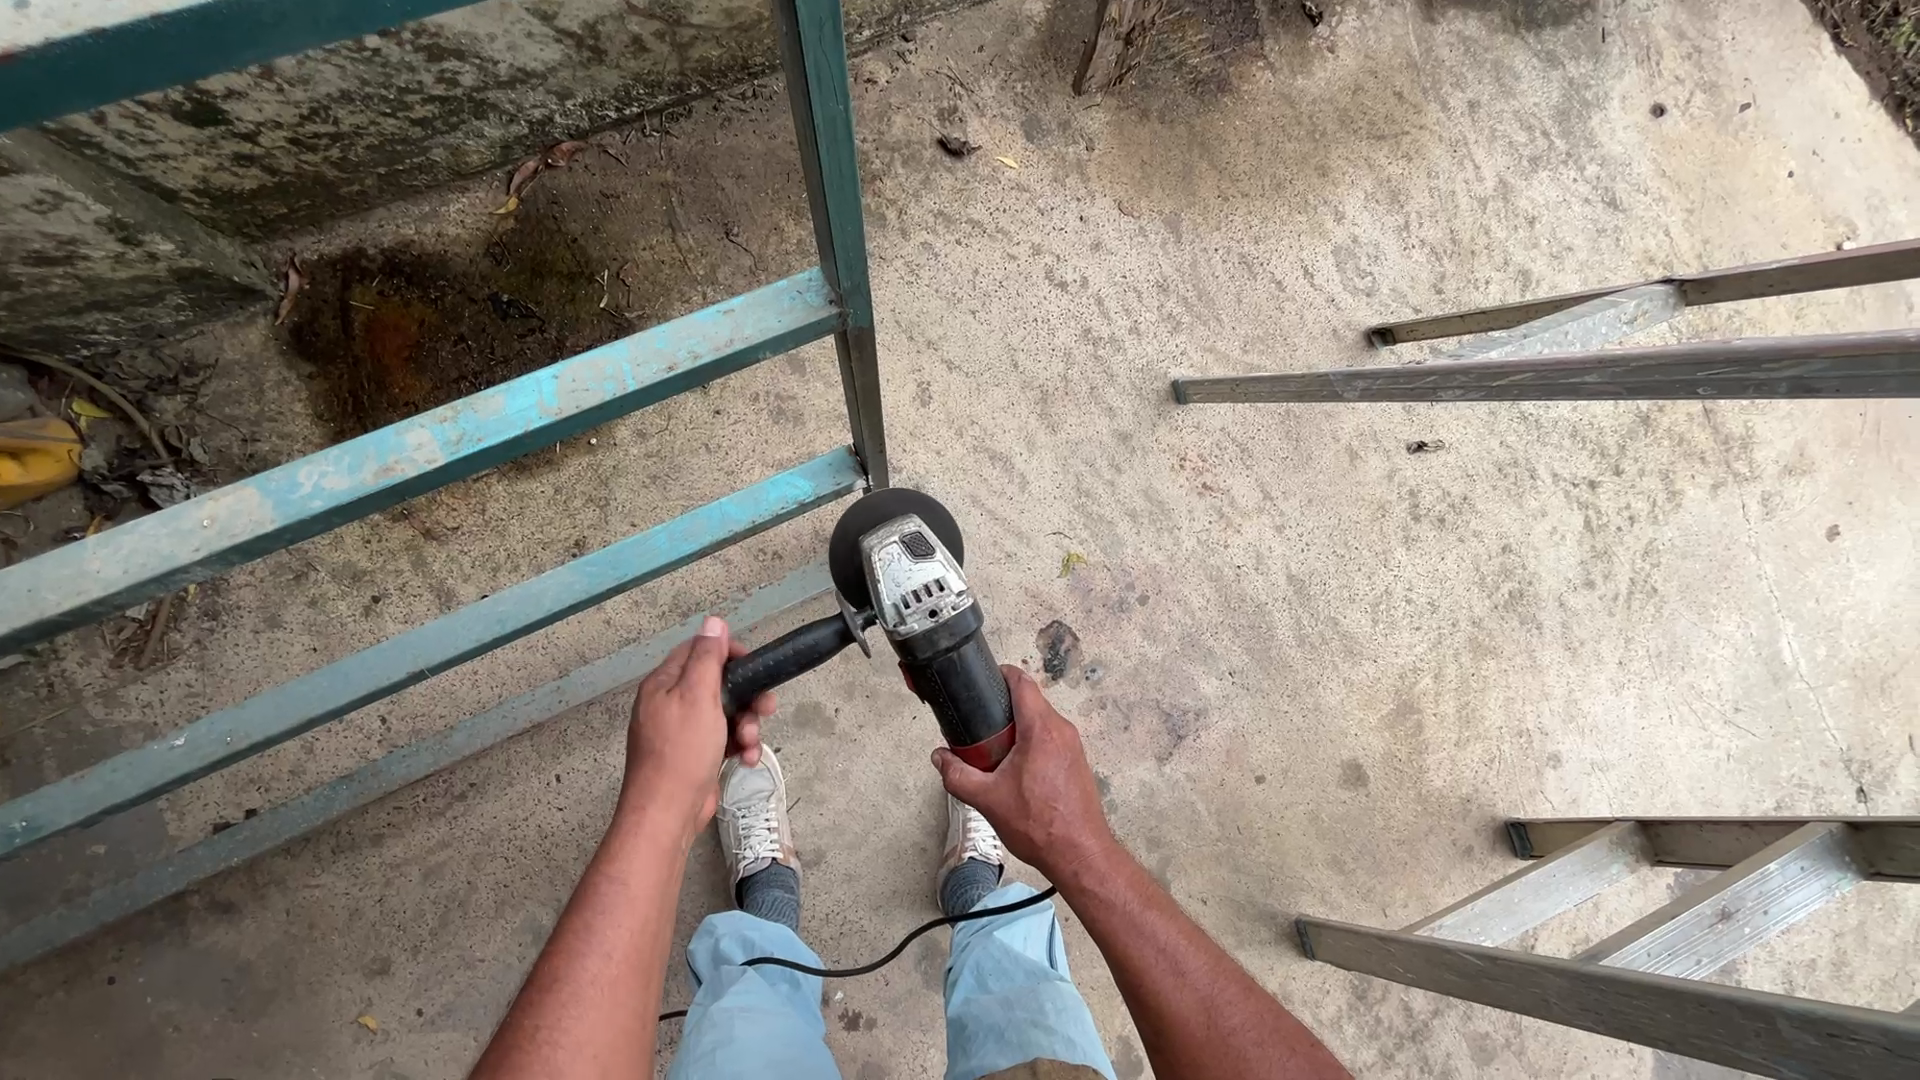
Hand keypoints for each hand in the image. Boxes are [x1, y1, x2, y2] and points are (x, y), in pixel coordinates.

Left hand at [621, 616, 776, 837]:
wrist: (668, 813)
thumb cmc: (682, 751)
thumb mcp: (698, 696)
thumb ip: (707, 657)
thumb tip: (713, 621)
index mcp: (665, 683)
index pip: (699, 650)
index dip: (729, 653)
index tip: (753, 666)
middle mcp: (671, 702)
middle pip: (719, 683)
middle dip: (747, 695)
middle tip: (766, 707)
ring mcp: (683, 730)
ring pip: (727, 712)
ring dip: (747, 724)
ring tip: (751, 741)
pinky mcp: (696, 753)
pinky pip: (724, 737)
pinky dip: (739, 744)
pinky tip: (747, 758)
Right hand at [931, 665, 1119, 884]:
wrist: (1079, 854)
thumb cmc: (1040, 825)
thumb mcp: (987, 799)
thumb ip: (957, 775)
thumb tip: (940, 758)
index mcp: (1041, 729)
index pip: (1022, 683)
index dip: (1002, 674)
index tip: (985, 678)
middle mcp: (1062, 731)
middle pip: (1030, 702)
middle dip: (1004, 707)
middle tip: (979, 722)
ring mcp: (1073, 746)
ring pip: (1041, 722)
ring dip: (1017, 728)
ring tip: (994, 749)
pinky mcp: (1076, 762)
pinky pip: (1051, 739)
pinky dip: (1032, 744)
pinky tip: (1015, 769)